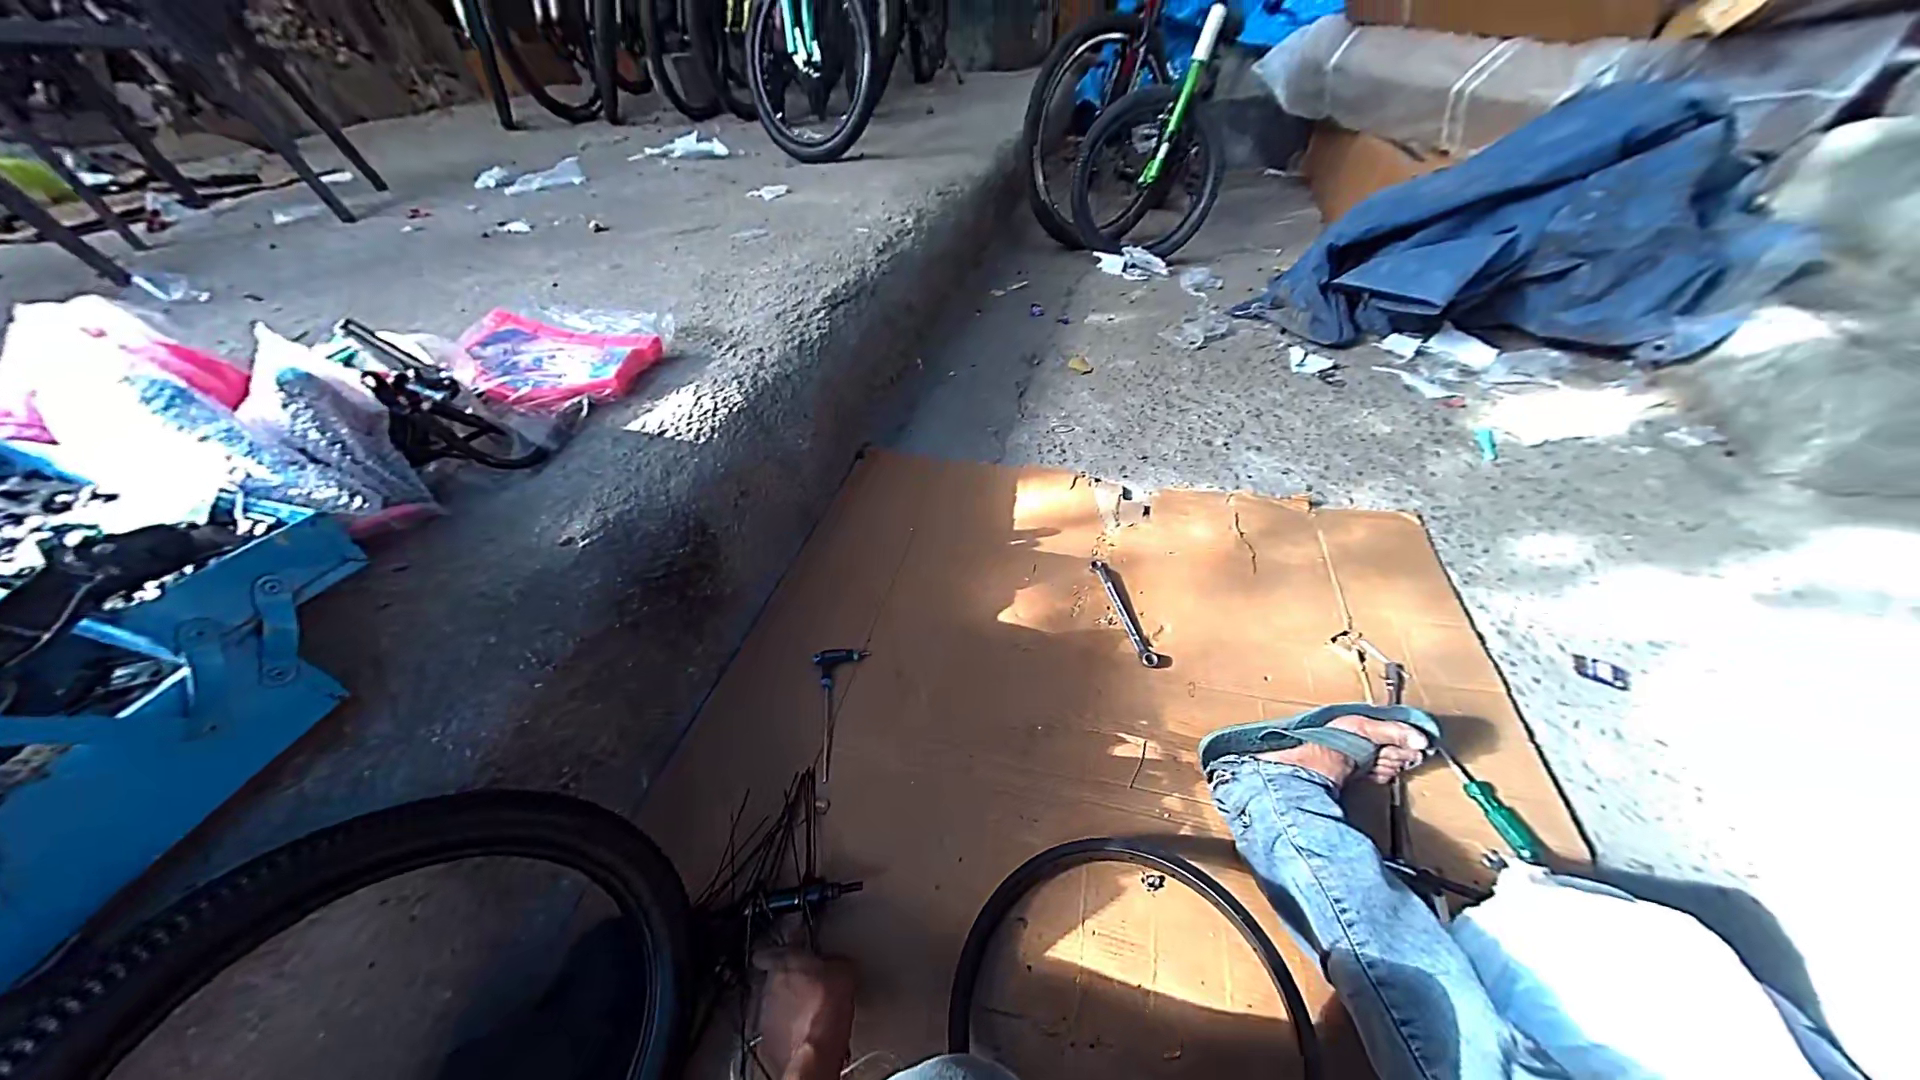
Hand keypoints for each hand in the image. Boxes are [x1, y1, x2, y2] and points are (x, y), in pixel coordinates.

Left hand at [754, 950, 856, 1079]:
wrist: (816, 1053)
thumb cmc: (825, 1010)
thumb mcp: (844, 970)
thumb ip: (835, 960)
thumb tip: (839, 963)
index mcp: (784, 963)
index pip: (769, 950)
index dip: (778, 950)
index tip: (787, 951)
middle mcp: (769, 987)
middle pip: (774, 977)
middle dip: (790, 980)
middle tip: (810, 983)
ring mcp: (765, 1016)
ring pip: (775, 1003)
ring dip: (789, 1005)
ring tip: (811, 1010)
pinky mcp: (768, 1042)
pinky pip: (777, 1029)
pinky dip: (789, 1029)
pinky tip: (806, 1031)